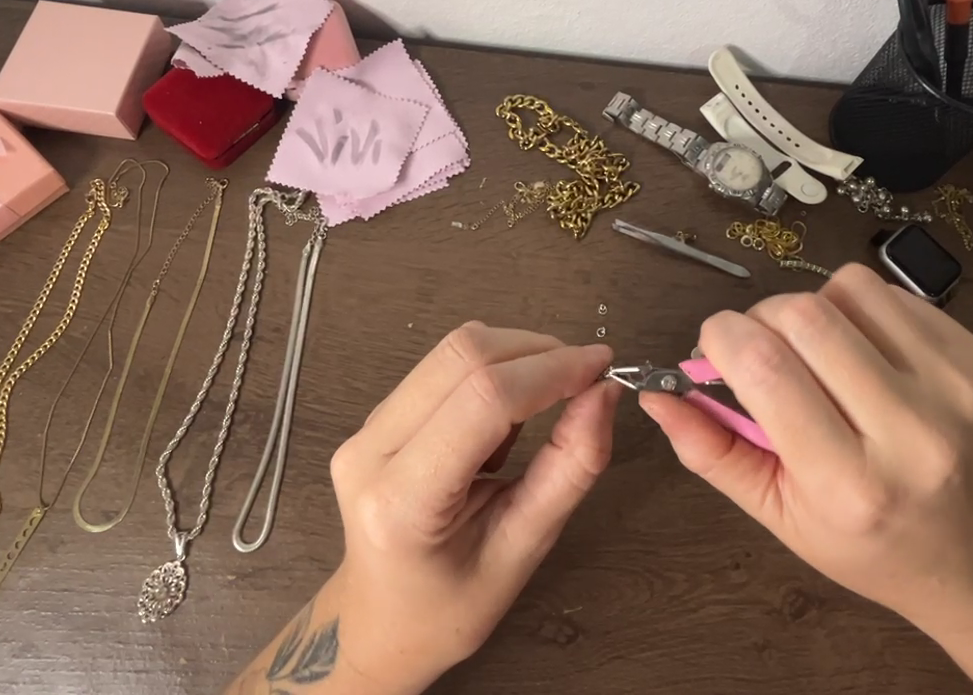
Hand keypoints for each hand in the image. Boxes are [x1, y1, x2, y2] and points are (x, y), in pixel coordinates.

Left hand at [322, 324, 619, 692]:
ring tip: (541, 410)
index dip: (551, 371)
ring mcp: (368, 424)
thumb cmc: (449, 608)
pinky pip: (444, 364)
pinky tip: (504, 420)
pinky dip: (493, 370)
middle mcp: (371, 447)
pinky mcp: (378, 413)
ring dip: (517, 356)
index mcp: (402, 500)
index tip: (603, 367)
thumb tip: (604, 394)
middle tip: (586, 377)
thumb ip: (568, 470)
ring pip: (454, 349)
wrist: (377, 623)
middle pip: (464, 355)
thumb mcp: (522, 553)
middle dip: (538, 351)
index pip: (483, 400)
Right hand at [641, 263, 972, 636]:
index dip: (721, 337)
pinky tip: (866, 355)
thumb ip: (709, 450)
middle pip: (803, 315)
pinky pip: (891, 293)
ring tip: (822, 355)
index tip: (715, 349)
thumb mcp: (776, 513)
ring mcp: (957, 389)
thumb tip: (654, 394)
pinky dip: (859, 311)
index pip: (764, 367)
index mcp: (850, 483)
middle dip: (761, 318)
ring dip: (814, 309)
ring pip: (846, 288)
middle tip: (764, 350)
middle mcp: (912, 432)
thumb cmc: (864, 544)